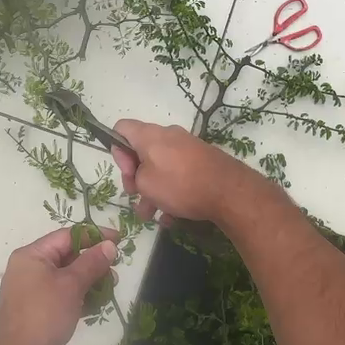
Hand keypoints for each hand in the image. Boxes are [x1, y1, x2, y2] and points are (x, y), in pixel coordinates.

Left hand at [0, 227, 118, 344]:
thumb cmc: (44, 315)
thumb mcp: (71, 285)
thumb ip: (91, 263)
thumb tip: (109, 245)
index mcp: (32, 255)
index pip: (67, 236)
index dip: (94, 236)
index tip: (119, 240)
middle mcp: (29, 268)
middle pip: (66, 256)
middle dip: (93, 262)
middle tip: (115, 271)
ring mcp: (31, 290)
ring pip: (66, 277)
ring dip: (89, 281)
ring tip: (110, 289)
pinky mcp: (37, 310)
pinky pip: (62, 295)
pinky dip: (79, 297)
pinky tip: (96, 305)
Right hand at [111, 119, 271, 224]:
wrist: (228, 190)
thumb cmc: (180, 184)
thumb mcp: (145, 184)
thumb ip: (134, 175)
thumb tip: (143, 174)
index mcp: (150, 135)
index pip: (121, 128)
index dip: (116, 150)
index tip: (127, 172)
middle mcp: (168, 135)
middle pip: (141, 150)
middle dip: (135, 176)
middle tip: (136, 196)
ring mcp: (187, 148)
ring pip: (160, 167)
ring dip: (152, 190)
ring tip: (151, 215)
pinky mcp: (202, 161)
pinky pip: (178, 173)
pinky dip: (171, 191)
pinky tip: (172, 217)